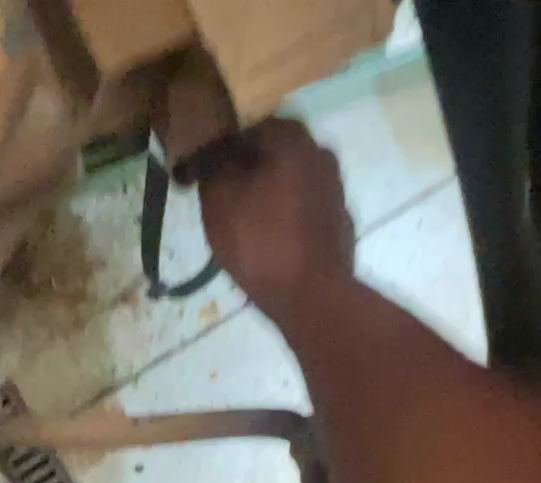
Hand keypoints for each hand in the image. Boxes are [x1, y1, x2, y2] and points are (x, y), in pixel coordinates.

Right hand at [192, 118, 355, 317]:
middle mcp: (320, 153)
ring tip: (242, 221)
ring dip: (266, 193)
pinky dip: (285, 216)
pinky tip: (269, 239)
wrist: (312, 296)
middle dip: (245, 170)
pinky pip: (303, 208)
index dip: (220, 150)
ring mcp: (335, 189)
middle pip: (272, 153)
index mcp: (291, 139)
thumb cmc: (260, 243)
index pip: (247, 129)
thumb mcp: (218, 202)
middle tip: (221, 197)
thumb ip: (212, 168)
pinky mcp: (338, 221)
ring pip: (290, 180)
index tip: (202, 174)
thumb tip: (211, 155)